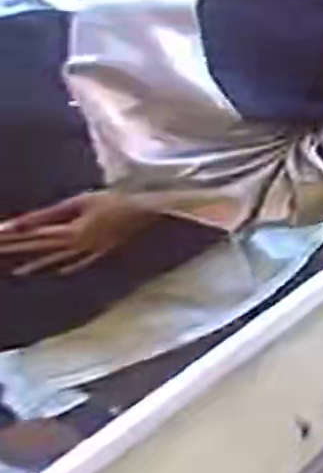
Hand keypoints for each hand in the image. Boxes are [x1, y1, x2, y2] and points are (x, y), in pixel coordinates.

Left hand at [0, 192, 158, 275]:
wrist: (157, 208)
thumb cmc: (120, 200)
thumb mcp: (81, 202)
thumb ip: (44, 215)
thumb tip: (8, 227)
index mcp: (68, 232)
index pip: (28, 235)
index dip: (6, 237)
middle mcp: (77, 244)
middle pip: (39, 247)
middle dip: (14, 250)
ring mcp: (94, 248)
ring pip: (60, 257)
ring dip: (39, 264)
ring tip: (18, 272)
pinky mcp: (109, 248)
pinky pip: (87, 260)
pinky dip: (73, 266)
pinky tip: (62, 271)